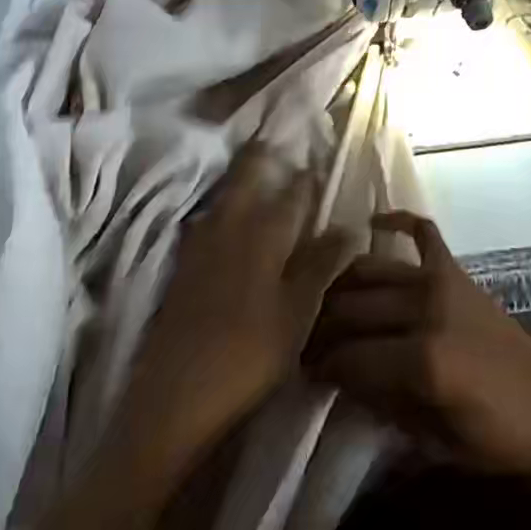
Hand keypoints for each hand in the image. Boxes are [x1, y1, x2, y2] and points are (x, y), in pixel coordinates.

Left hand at [42, 147, 352, 529]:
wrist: (181, 387)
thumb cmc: (252, 351)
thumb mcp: (299, 312)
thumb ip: (321, 265)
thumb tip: (349, 227)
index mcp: (264, 233)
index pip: (292, 193)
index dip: (306, 177)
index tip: (317, 163)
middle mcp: (230, 224)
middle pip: (247, 177)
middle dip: (263, 157)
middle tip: (277, 143)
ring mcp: (201, 240)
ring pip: (225, 194)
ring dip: (241, 177)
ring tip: (256, 170)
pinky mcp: (184, 260)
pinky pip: (208, 216)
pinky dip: (222, 205)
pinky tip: (226, 215)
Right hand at [303, 211, 530, 476]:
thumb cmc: (499, 436)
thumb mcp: (434, 438)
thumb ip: (381, 403)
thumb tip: (338, 378)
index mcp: (424, 361)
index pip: (351, 357)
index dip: (322, 366)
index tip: (303, 370)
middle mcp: (426, 310)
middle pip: (352, 310)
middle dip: (322, 328)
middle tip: (306, 339)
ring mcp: (442, 282)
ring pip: (370, 272)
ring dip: (342, 286)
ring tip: (327, 303)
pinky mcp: (456, 271)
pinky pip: (422, 232)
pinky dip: (398, 221)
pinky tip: (373, 222)